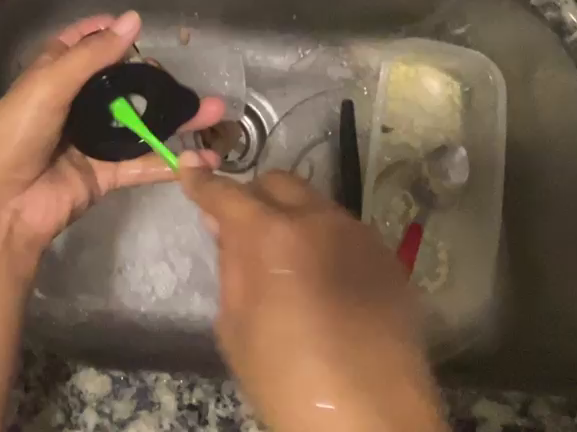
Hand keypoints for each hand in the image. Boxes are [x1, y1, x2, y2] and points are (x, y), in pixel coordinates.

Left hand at [0, 11, 225, 257]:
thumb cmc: (15, 134)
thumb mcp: (48, 85)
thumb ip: (93, 55)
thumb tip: (133, 20)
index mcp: (51, 76)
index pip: (80, 45)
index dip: (106, 33)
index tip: (139, 28)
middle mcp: (73, 104)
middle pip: (119, 84)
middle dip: (151, 79)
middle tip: (179, 78)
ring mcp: (91, 141)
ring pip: (139, 123)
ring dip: (174, 117)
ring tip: (213, 111)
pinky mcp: (104, 175)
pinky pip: (142, 163)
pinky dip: (171, 161)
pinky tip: (203, 158)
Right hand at [182, 169, 446, 431]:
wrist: (373, 425)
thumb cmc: (287, 381)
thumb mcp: (235, 326)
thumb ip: (230, 265)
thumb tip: (225, 229)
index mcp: (270, 235)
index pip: (225, 193)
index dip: (202, 181)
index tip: (189, 170)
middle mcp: (317, 220)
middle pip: (276, 182)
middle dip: (255, 197)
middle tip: (246, 231)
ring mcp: (358, 235)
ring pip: (316, 204)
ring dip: (294, 219)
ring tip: (291, 262)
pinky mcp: (388, 259)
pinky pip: (347, 234)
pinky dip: (328, 244)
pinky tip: (328, 284)